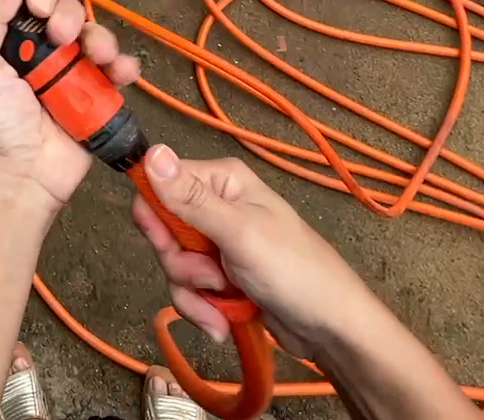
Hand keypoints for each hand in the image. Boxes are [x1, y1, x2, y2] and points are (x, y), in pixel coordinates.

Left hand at [0, 0, 140, 215]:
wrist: (22, 177)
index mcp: (8, 35)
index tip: (36, 6)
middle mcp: (41, 45)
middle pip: (64, 6)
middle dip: (66, 12)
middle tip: (58, 36)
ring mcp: (72, 68)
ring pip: (94, 30)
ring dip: (97, 35)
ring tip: (91, 55)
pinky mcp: (97, 91)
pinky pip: (118, 66)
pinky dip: (124, 64)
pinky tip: (118, 72)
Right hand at [130, 146, 381, 354]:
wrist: (333, 331)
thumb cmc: (294, 272)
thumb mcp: (239, 233)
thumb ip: (191, 198)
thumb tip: (150, 151)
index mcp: (220, 180)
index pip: (159, 184)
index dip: (154, 216)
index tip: (165, 243)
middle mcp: (214, 204)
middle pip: (162, 228)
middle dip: (180, 263)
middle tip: (210, 277)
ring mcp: (216, 241)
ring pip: (173, 262)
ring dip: (193, 292)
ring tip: (224, 304)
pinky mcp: (219, 274)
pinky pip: (187, 287)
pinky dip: (201, 307)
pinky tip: (223, 321)